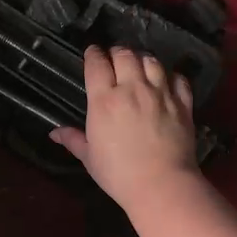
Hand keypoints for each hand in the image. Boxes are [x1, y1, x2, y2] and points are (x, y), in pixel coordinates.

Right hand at [49, 46, 199, 205]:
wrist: (160, 183)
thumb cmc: (118, 173)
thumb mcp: (89, 157)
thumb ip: (73, 139)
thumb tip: (54, 133)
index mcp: (104, 101)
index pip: (97, 65)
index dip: (93, 55)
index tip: (91, 53)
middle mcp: (132, 89)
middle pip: (125, 55)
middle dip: (117, 53)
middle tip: (114, 59)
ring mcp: (160, 93)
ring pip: (151, 61)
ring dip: (142, 59)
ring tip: (139, 66)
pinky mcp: (182, 102)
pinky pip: (177, 78)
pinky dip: (169, 76)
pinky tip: (165, 82)